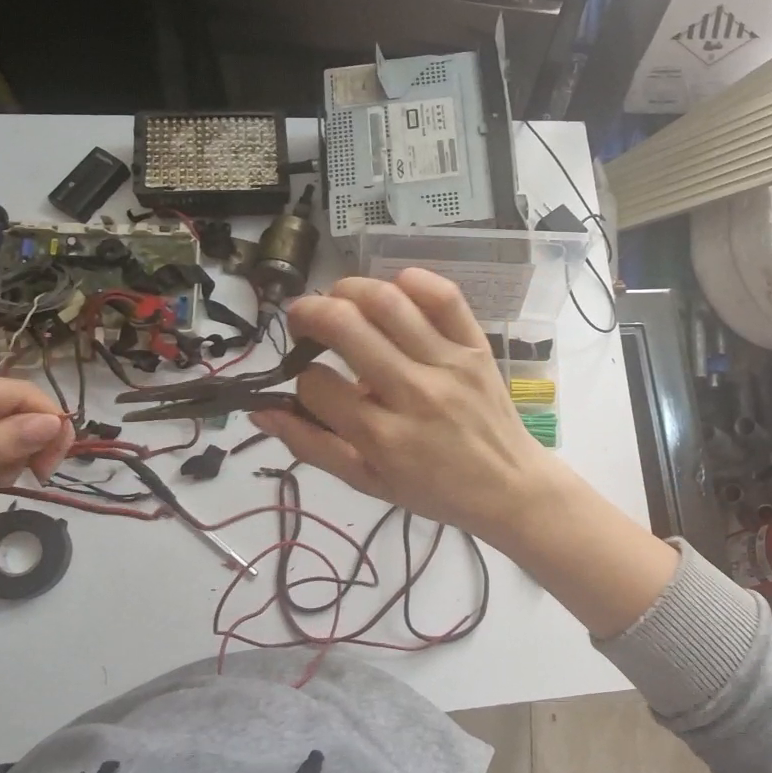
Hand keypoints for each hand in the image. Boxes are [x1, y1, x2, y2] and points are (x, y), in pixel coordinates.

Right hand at [249, 270, 570, 545]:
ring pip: (388, 302)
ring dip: (349, 290)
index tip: (311, 385)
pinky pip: (445, 298)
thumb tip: (262, 411)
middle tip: (302, 320)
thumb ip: (313, 447)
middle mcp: (413, 393)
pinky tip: (393, 291)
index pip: (318, 385)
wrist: (509, 488)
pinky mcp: (476, 346)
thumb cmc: (434, 490)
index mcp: (383, 436)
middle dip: (308, 314)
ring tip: (339, 300)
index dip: (302, 380)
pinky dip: (412, 281)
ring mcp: (449, 364)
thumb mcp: (368, 483)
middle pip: (345, 327)